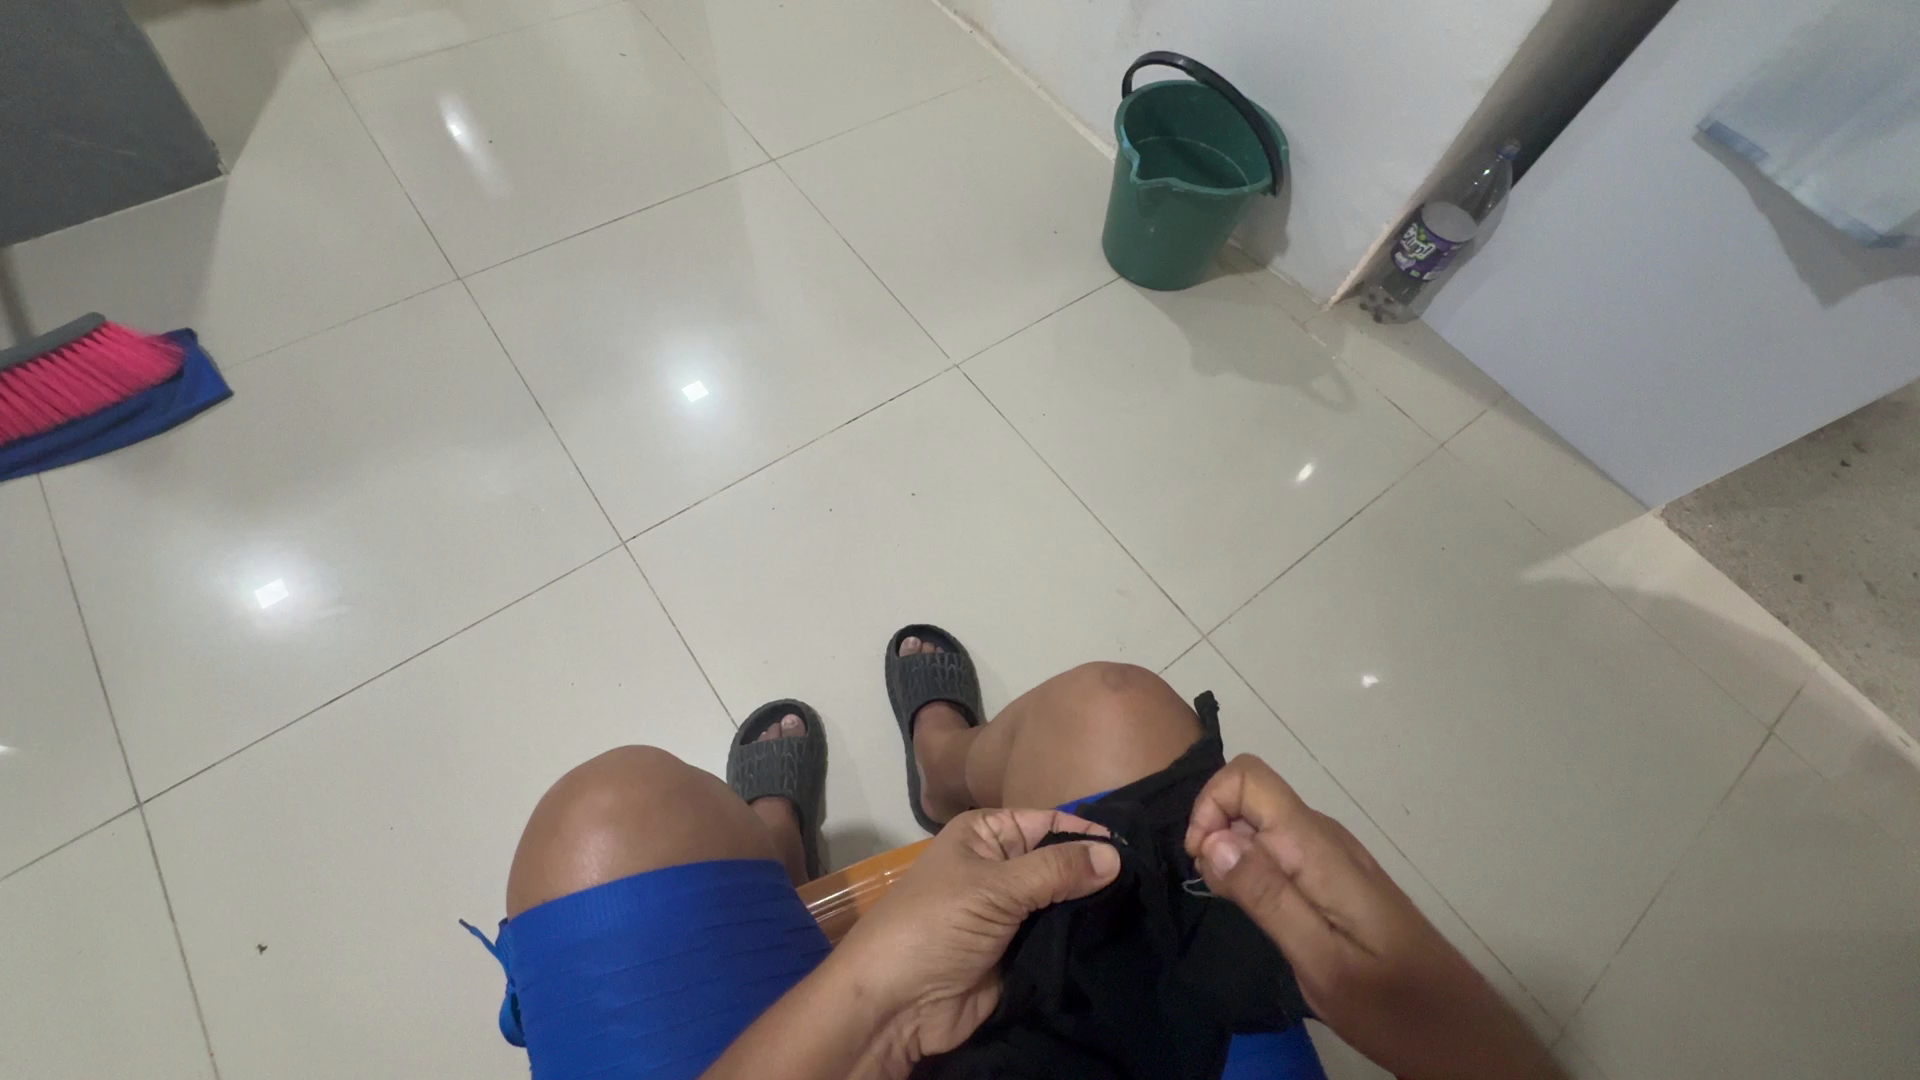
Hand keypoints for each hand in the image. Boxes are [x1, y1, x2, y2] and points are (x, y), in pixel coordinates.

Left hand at [829, 808, 1120, 1071]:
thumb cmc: (935, 925)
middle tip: (1154, 880)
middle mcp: (1001, 866)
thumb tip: (1115, 853)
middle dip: (1097, 871)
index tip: (1139, 844)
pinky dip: (1083, 938)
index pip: (1048, 822)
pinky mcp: (1020, 953)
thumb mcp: (994, 888)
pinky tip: (1122, 936)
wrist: (896, 1005)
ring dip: (1094, 908)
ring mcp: (1011, 912)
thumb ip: (1055, 870)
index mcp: (987, 835)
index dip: (1088, 831)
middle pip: (1059, 862)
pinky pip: (1058, 938)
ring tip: (1147, 908)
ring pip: (1063, 902)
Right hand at [1185, 755, 1560, 1079]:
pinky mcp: (1338, 875)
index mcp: (1319, 848)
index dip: (1211, 805)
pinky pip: (1281, 845)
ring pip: (1263, 820)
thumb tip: (1213, 837)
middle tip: (1218, 893)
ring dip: (1233, 850)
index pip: (1248, 777)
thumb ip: (1265, 895)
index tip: (1203, 861)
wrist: (1468, 1043)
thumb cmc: (1395, 1008)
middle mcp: (1326, 837)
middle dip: (1215, 829)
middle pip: (1250, 794)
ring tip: (1239, 907)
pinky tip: (1265, 912)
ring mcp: (1335, 855)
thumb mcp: (1321, 961)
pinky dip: (1255, 866)